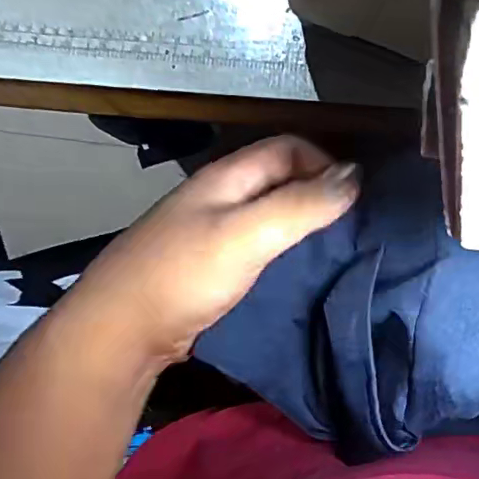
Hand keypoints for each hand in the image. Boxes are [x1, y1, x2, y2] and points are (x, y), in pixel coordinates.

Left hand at [59, 135, 358, 368]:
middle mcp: (223, 197)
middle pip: (284, 179)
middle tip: (354, 230)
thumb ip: (301, 205)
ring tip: (339, 253)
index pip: (289, 148)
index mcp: (228, 177)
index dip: (326, 164)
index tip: (356, 201)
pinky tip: (305, 274)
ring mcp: (217, 232)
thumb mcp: (248, 234)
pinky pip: (264, 246)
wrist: (122, 330)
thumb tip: (355, 176)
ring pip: (275, 214)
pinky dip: (290, 252)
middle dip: (321, 195)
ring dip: (307, 226)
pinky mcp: (216, 265)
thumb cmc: (185, 275)